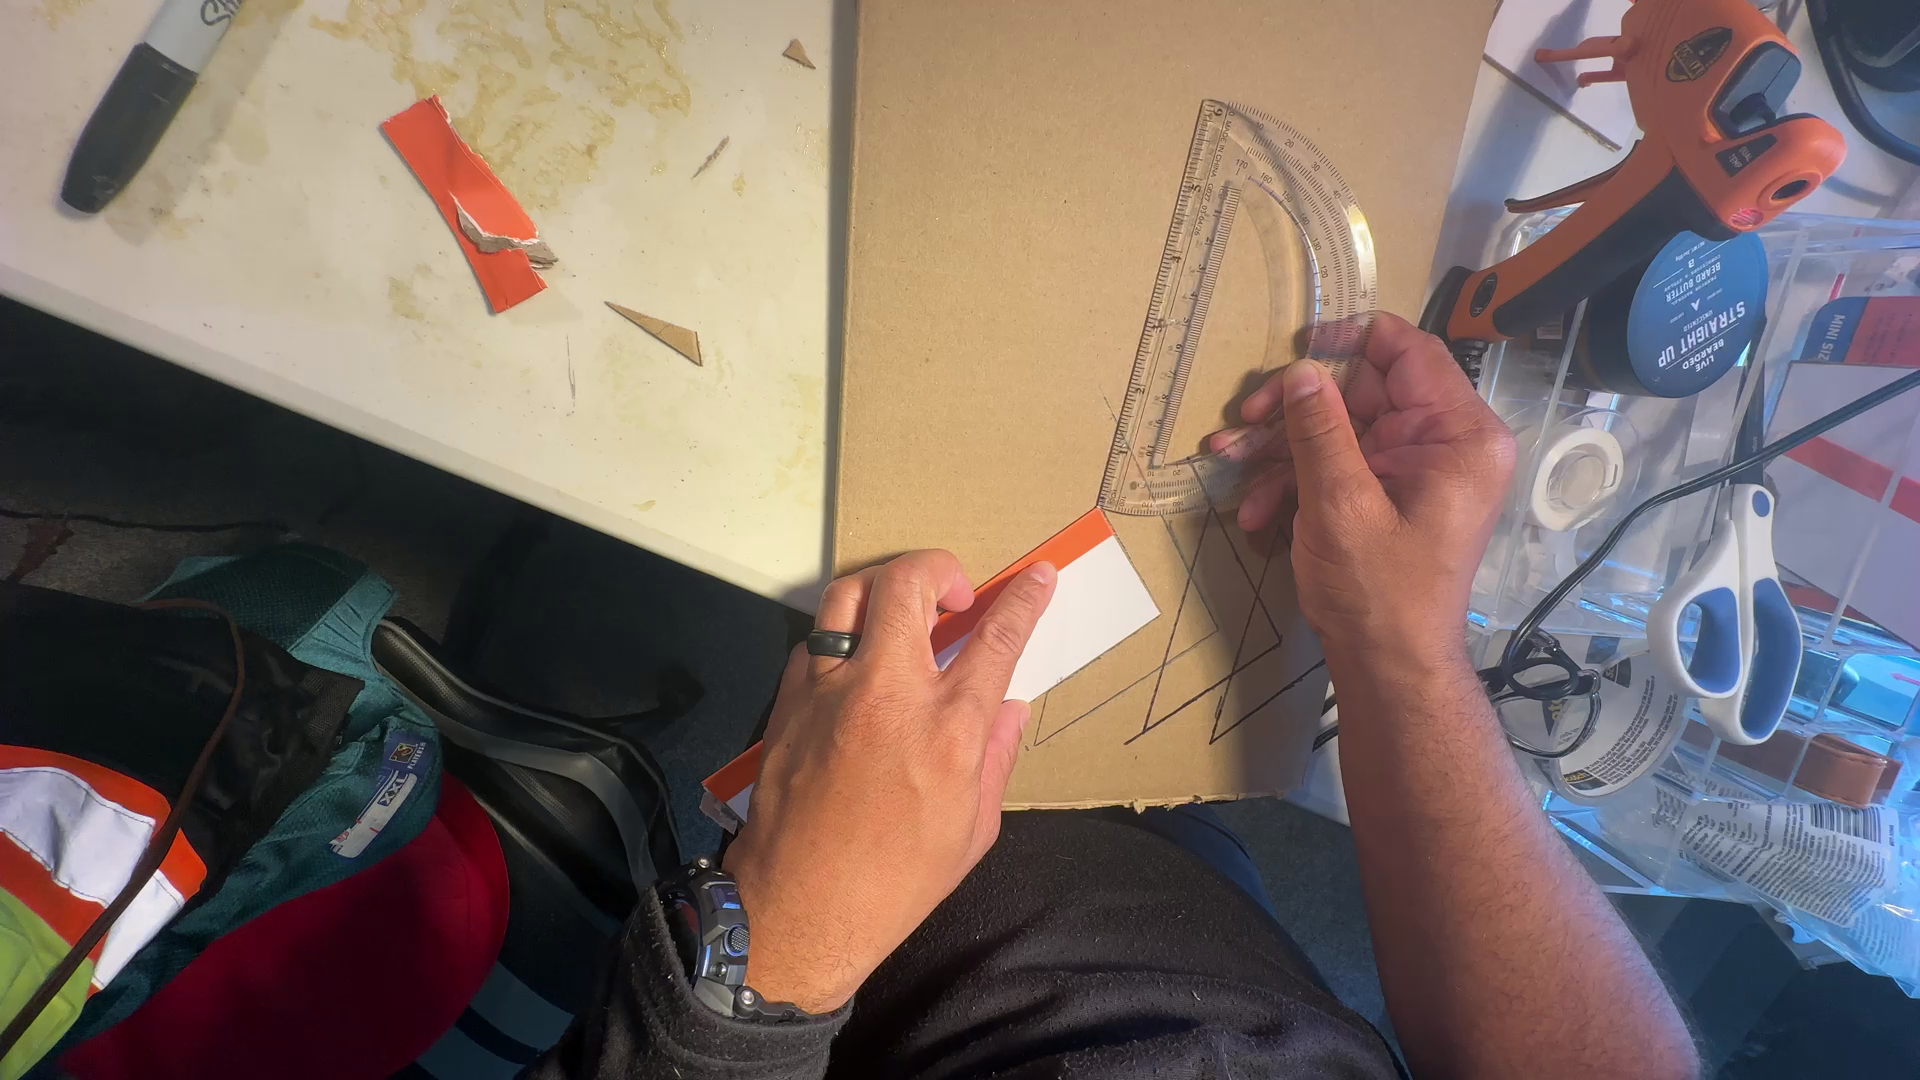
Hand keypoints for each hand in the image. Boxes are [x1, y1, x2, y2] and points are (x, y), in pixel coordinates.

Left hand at [722, 550, 1056, 1012]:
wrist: (799, 910)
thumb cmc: (898, 878)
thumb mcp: (975, 827)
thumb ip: (998, 754)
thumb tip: (1010, 703)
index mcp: (948, 728)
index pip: (996, 638)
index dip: (1023, 598)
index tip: (1038, 575)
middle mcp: (888, 691)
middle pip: (909, 584)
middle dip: (939, 567)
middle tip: (953, 594)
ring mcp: (830, 689)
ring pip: (851, 593)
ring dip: (884, 589)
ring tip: (901, 613)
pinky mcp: (789, 699)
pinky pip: (817, 639)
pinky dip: (845, 637)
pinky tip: (855, 665)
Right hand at [1208, 312, 1513, 662]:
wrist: (1385, 661)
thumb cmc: (1377, 588)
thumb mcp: (1341, 504)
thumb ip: (1321, 431)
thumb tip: (1299, 370)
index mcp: (1456, 435)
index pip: (1411, 353)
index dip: (1352, 339)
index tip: (1296, 346)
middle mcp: (1438, 443)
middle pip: (1358, 394)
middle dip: (1293, 410)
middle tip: (1243, 422)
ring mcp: (1406, 469)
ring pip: (1334, 431)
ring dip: (1277, 450)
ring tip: (1225, 461)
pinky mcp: (1379, 493)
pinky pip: (1331, 467)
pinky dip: (1289, 484)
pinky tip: (1254, 512)